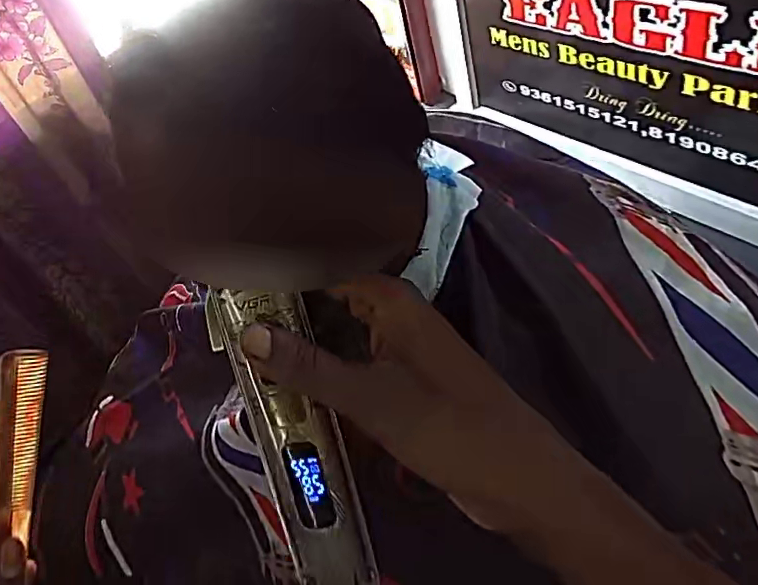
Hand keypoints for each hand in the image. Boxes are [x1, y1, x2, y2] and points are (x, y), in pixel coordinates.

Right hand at [241, 275, 734, 584]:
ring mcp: (392, 343)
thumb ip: (309, 366)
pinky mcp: (395, 374)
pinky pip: (344, 358)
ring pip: (329, 330)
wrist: (529, 489)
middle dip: (277, 313)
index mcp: (386, 298)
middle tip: (228, 324)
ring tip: (244, 350)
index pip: (315, 268)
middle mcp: (387, 310)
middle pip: (319, 298)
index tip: (228, 288)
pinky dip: (316, 366)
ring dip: (295, 343)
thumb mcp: (374, 400)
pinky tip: (286, 380)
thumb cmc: (454, 430)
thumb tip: (246, 334)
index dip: (272, 277)